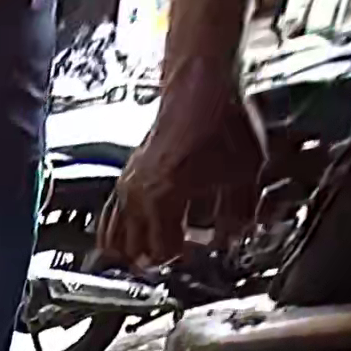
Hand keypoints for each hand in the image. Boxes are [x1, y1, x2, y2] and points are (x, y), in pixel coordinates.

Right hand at [99, 79, 265, 267]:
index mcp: (163, 200)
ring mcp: (125, 190)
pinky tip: (123, 236)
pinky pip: (107, 219)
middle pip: (132, 250)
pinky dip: (113, 233)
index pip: (161, 251)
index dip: (181, 257)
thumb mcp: (243, 173)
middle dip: (153, 258)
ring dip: (128, 251)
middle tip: (173, 256)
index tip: (195, 253)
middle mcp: (137, 199)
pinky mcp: (123, 181)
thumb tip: (232, 237)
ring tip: (144, 255)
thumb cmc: (218, 126)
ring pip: (112, 239)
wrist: (199, 92)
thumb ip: (237, 212)